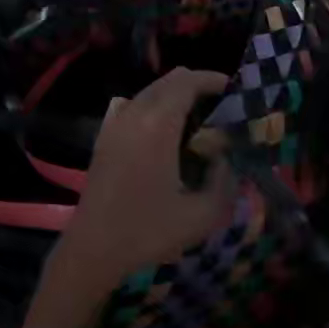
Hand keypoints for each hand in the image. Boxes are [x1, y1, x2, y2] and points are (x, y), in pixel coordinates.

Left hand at [47, 68, 234, 307]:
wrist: (94, 248)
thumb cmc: (148, 232)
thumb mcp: (203, 214)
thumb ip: (224, 179)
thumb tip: (225, 157)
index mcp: (157, 125)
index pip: (187, 82)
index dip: (213, 79)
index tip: (235, 90)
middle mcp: (132, 114)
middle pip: (168, 80)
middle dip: (197, 86)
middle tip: (222, 107)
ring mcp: (113, 124)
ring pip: (149, 92)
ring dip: (175, 96)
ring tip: (198, 121)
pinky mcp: (103, 137)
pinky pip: (131, 106)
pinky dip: (153, 108)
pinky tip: (165, 134)